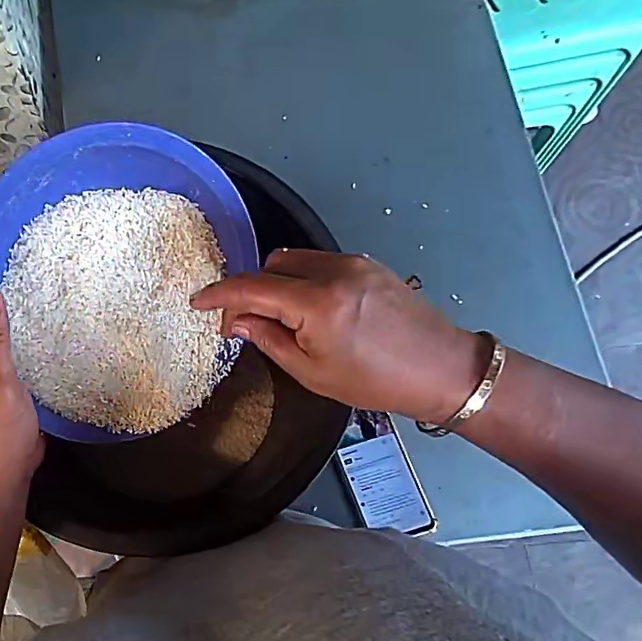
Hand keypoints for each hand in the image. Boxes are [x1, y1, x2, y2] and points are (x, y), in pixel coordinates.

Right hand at [191, 249, 487, 422]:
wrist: (443, 368)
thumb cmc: (375, 381)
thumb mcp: (311, 371)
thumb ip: (267, 338)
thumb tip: (235, 321)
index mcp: (317, 304)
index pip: (252, 287)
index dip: (219, 294)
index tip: (198, 302)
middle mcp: (334, 271)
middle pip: (270, 264)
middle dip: (250, 290)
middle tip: (245, 323)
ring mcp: (354, 263)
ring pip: (293, 259)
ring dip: (275, 282)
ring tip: (279, 317)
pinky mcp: (367, 263)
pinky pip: (318, 261)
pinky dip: (301, 279)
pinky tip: (308, 307)